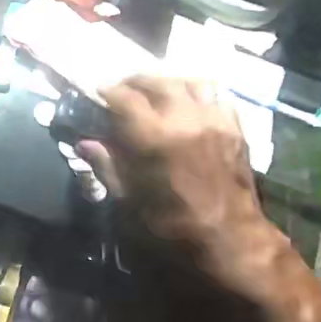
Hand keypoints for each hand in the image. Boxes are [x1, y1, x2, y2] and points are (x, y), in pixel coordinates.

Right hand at [77, 75, 293, 301]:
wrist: (230, 240)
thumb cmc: (173, 227)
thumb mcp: (130, 203)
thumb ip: (108, 167)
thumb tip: (86, 144)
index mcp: (155, 138)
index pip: (125, 98)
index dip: (108, 92)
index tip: (97, 93)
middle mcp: (186, 119)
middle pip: (158, 82)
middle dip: (136, 81)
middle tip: (122, 89)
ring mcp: (214, 120)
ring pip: (190, 82)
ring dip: (168, 82)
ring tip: (156, 92)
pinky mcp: (235, 129)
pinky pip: (215, 97)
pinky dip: (197, 94)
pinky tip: (188, 106)